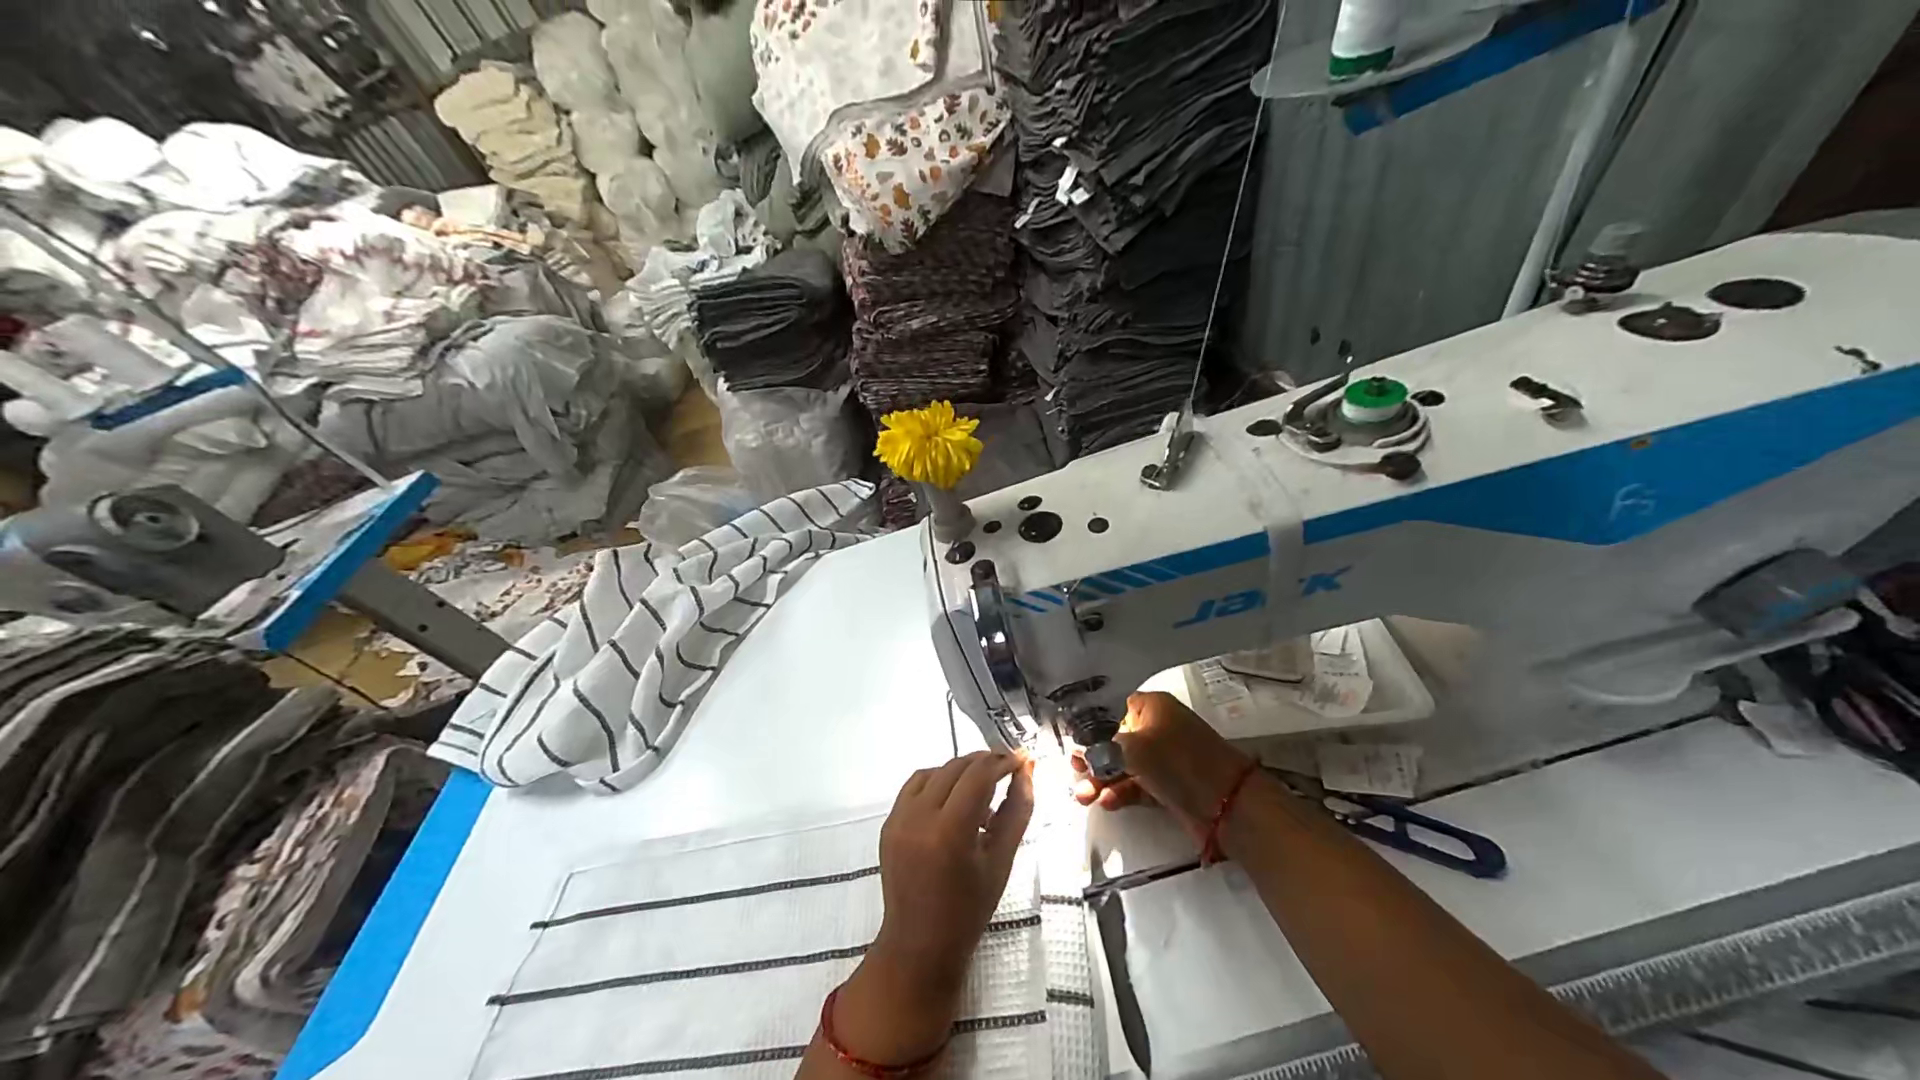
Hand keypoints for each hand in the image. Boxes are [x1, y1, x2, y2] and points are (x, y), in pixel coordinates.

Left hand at [833, 751, 1033, 1063]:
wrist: (919, 945)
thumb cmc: (969, 910)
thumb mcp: (1001, 861)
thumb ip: (1017, 811)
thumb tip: (1026, 771)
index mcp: (950, 831)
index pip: (978, 775)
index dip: (1003, 762)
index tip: (1021, 759)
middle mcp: (919, 818)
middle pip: (955, 768)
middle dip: (984, 762)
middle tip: (1008, 768)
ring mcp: (898, 819)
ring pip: (934, 772)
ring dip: (960, 770)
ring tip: (983, 786)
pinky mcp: (888, 823)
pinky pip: (915, 786)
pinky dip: (937, 781)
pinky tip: (954, 798)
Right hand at [1072, 692, 1250, 824]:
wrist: (1227, 803)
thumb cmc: (1177, 761)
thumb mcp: (1132, 747)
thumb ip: (1103, 750)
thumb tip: (1085, 755)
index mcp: (1154, 707)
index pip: (1118, 711)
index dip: (1097, 729)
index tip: (1079, 747)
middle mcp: (1160, 729)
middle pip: (1119, 742)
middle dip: (1096, 761)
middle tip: (1076, 775)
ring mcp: (1167, 760)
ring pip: (1127, 767)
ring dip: (1104, 781)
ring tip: (1084, 796)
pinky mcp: (1171, 786)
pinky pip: (1139, 786)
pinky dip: (1123, 792)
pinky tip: (1108, 801)